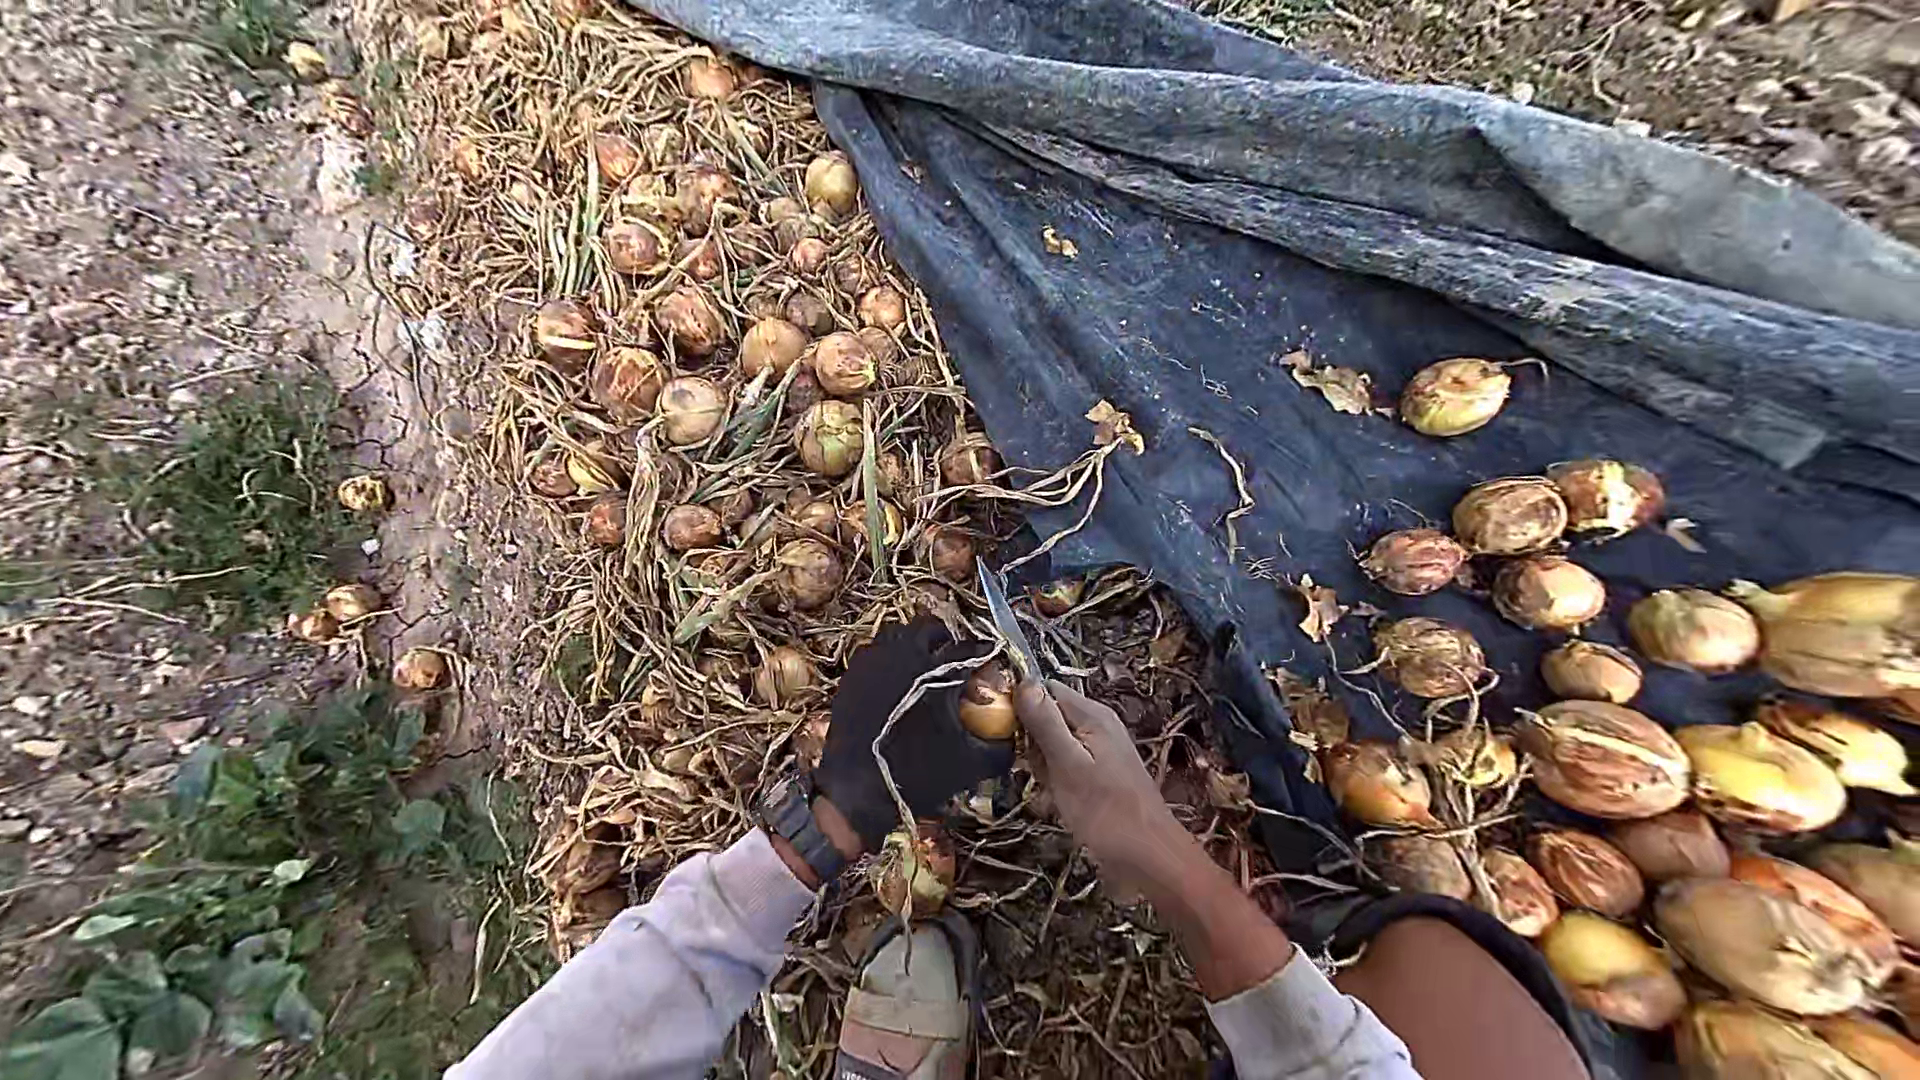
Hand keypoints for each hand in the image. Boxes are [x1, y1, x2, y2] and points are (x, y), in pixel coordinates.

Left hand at [814, 618, 1015, 850]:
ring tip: (922, 660)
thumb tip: (1013, 736)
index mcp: (939, 674)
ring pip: (900, 633)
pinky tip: (895, 677)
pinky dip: (890, 656)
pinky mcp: (855, 673)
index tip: (987, 661)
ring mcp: (877, 662)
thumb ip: (1000, 747)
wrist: (859, 790)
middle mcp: (907, 657)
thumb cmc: (917, 775)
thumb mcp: (972, 766)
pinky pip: (876, 651)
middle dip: (945, 639)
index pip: (971, 648)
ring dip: (915, 642)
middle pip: (930, 629)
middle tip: (952, 656)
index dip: (983, 653)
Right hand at [1016, 679, 1200, 900]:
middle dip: (1033, 742)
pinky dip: (1057, 780)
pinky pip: (1067, 764)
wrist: (1151, 860)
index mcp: (1092, 715)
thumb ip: (1045, 722)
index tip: (1011, 735)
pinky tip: (1058, 802)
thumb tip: (1023, 681)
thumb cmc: (1106, 812)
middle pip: (1049, 716)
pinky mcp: (1101, 772)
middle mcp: (1098, 724)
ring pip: (1055, 743)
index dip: (1023, 707)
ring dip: (1043, 766)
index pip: (1045, 690)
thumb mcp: (1067, 764)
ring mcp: (1101, 749)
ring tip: (1050, 791)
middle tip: (1038, 772)